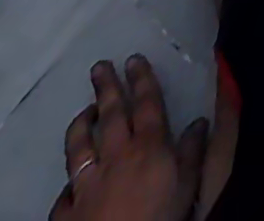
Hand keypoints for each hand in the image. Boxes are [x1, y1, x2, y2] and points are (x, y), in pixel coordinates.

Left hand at [52, 56, 206, 220]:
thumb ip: (193, 154)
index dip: (141, 79)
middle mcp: (115, 157)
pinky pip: (64, 190)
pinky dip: (68, 181)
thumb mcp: (188, 190)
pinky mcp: (66, 212)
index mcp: (148, 148)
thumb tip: (200, 121)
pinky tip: (70, 180)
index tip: (134, 58)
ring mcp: (86, 184)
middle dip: (106, 87)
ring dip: (81, 122)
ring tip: (84, 109)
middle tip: (100, 65)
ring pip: (79, 144)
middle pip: (110, 115)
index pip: (146, 104)